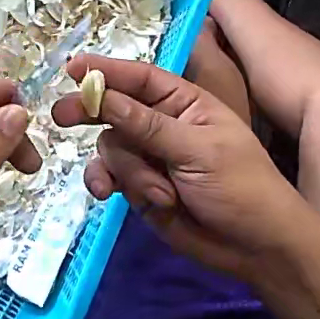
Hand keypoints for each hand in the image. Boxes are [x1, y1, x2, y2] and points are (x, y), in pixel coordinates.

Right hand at [53, 56, 311, 284]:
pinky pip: (108, 174)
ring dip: (126, 169)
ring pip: (110, 146)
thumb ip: (147, 125)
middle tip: (63, 117)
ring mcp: (147, 155)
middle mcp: (160, 123)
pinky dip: (105, 181)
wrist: (256, 249)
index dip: (105, 70)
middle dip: (92, 112)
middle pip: (115, 107)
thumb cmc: (241, 187)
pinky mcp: (138, 184)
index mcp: (184, 103)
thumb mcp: (197, 150)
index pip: (139, 78)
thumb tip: (102, 96)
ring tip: (158, 192)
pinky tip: (106, 193)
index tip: (71, 69)